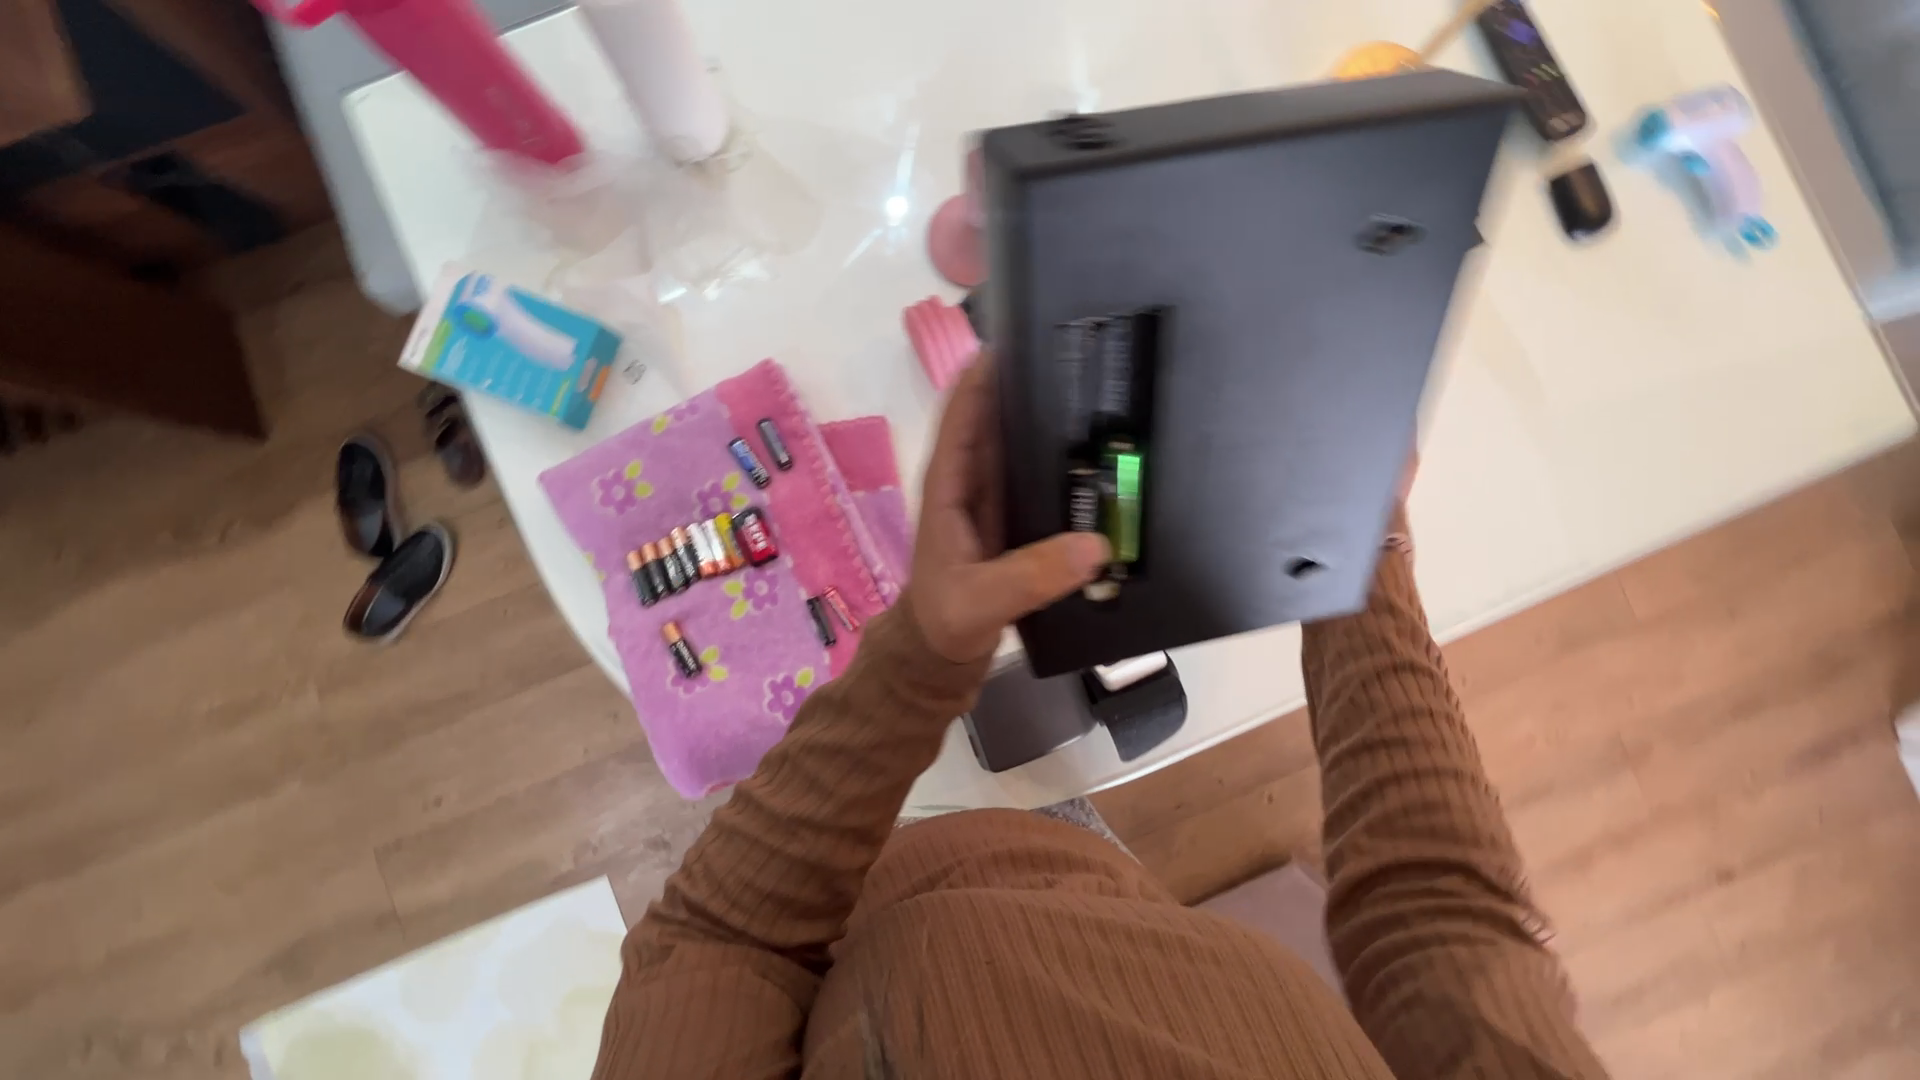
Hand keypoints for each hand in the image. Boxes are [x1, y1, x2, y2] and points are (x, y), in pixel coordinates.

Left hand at [909, 359, 1110, 662]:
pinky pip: (1031, 477)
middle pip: (990, 421)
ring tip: (1086, 387)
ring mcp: (989, 502)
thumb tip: (1096, 546)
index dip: (980, 378)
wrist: (939, 654)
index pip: (961, 418)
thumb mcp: (984, 599)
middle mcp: (967, 485)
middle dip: (1018, 386)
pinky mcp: (1009, 522)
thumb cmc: (946, 620)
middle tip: (1068, 354)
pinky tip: (1089, 452)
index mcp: (948, 489)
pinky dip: (1052, 459)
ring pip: (1011, 446)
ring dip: (1038, 418)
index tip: (1012, 340)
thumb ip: (1033, 575)